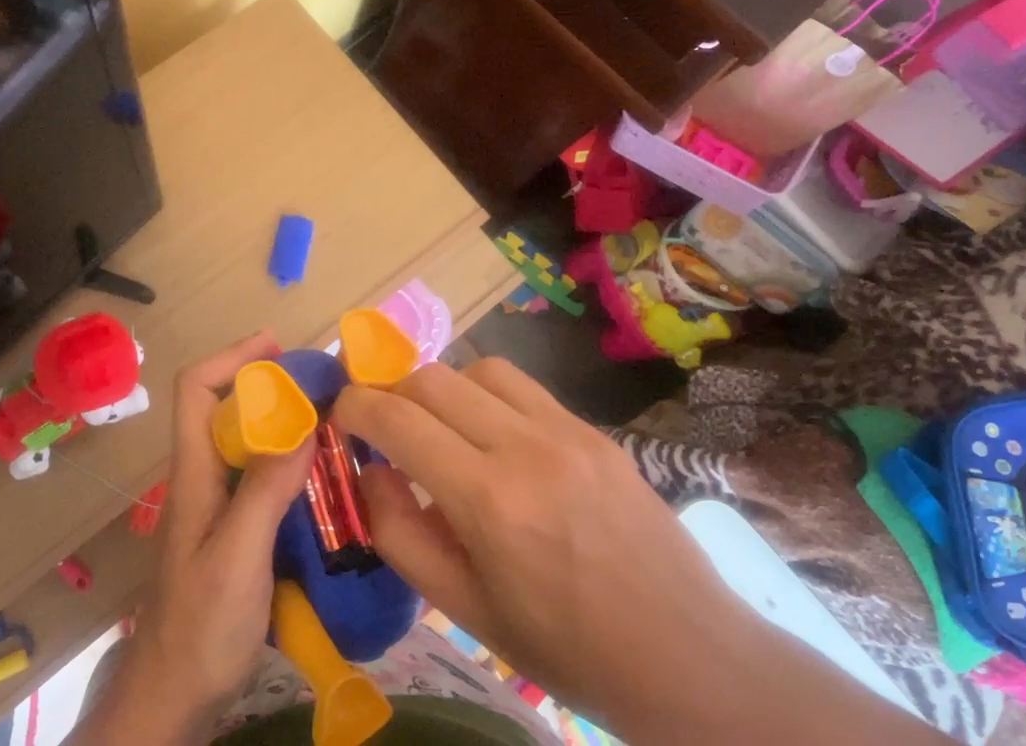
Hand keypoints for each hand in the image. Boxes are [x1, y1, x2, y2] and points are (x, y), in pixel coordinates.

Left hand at [69, 332, 313, 744]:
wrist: (175, 693)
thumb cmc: (201, 625)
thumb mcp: (237, 556)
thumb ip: (264, 491)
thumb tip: (301, 423)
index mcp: (193, 474)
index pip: (194, 390)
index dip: (230, 358)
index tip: (278, 347)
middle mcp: (202, 480)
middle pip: (224, 410)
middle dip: (269, 387)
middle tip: (325, 389)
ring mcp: (216, 509)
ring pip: (246, 446)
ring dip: (285, 426)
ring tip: (336, 427)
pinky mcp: (234, 535)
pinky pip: (262, 483)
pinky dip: (292, 468)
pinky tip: (328, 484)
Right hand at [333, 358, 952, 745]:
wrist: (687, 656)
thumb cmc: (564, 647)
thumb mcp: (464, 608)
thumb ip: (400, 534)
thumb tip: (370, 472)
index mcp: (489, 500)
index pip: (397, 419)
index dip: (354, 408)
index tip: (338, 417)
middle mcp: (526, 448)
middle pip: (432, 378)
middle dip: (390, 391)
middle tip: (378, 422)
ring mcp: (568, 433)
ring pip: (480, 369)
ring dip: (442, 386)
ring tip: (436, 425)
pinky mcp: (596, 433)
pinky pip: (525, 390)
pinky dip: (488, 396)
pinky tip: (492, 437)